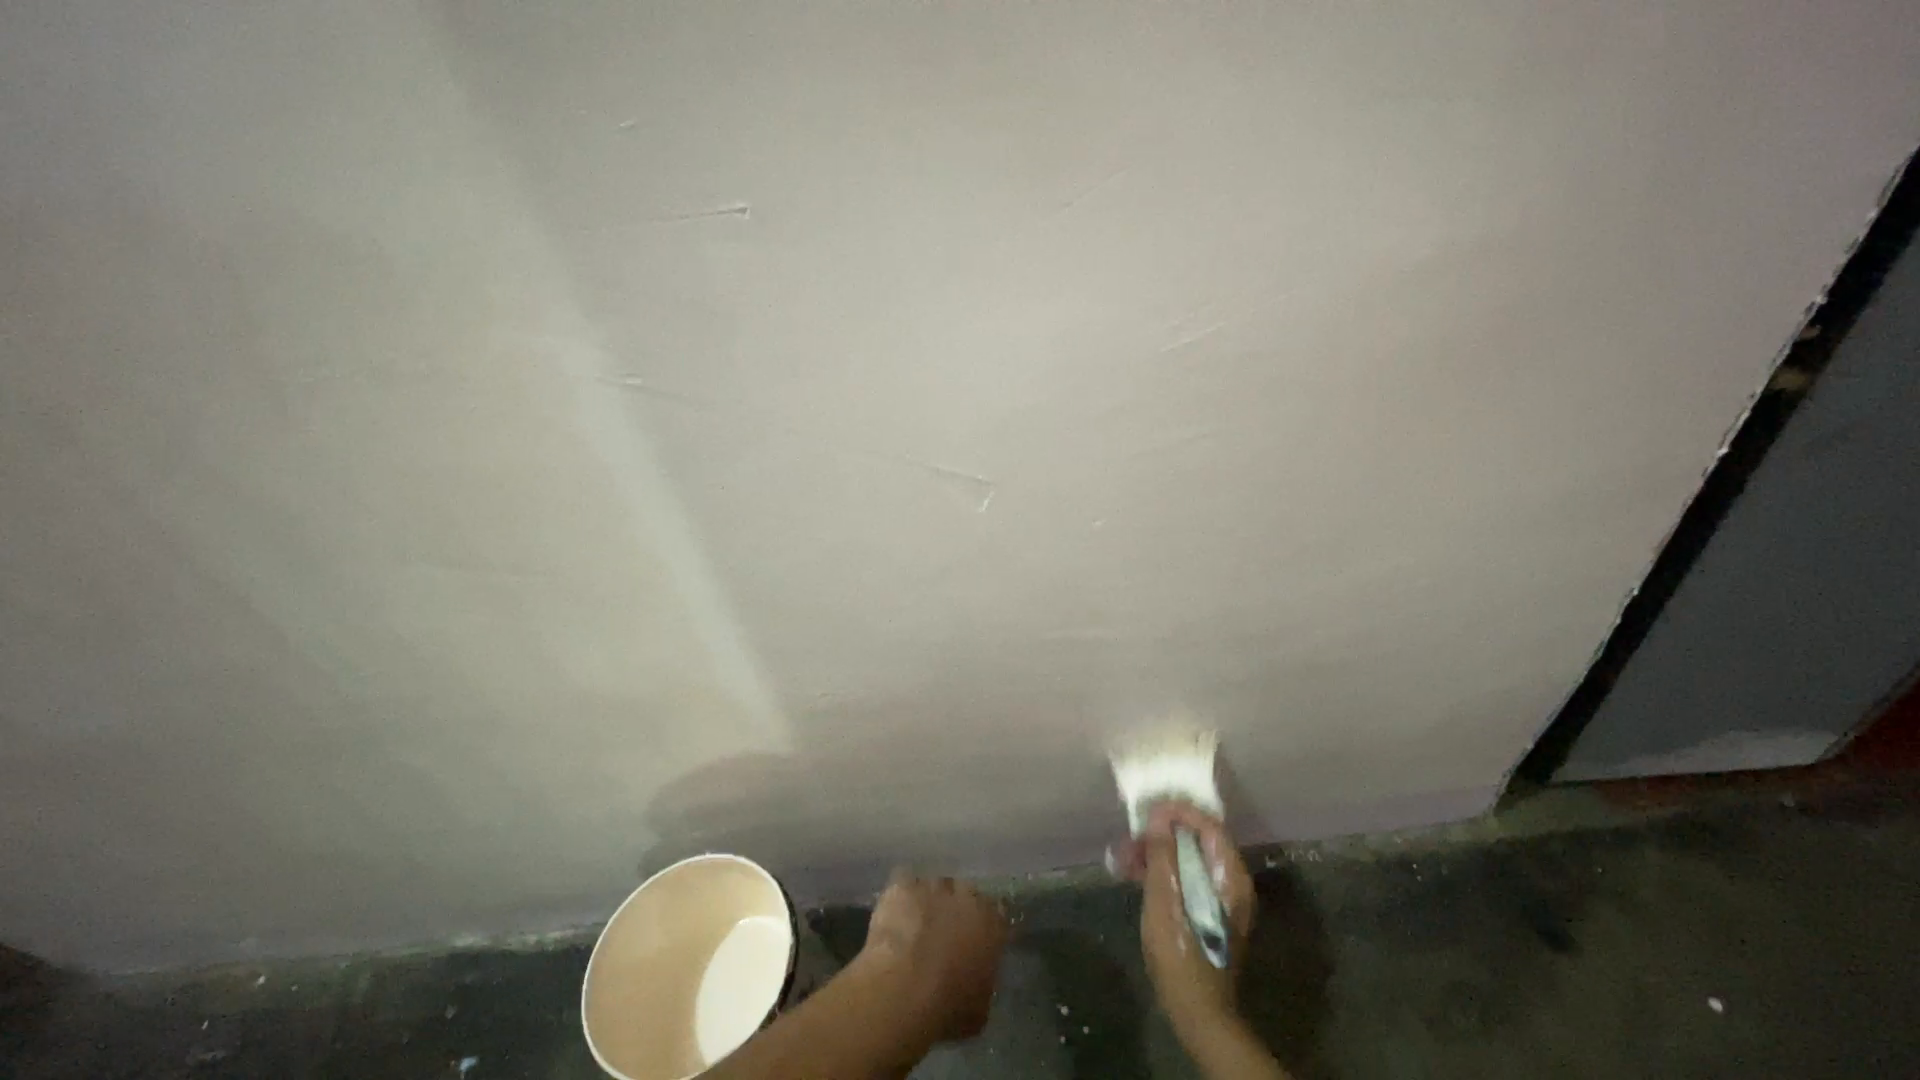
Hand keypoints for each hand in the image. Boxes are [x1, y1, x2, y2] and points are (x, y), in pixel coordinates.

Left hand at [854, 868, 1009, 1045]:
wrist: (905, 991)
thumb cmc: (949, 1007)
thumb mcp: (980, 1008)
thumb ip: (982, 981)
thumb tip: (976, 979)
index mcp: (993, 925)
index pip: (996, 912)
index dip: (982, 924)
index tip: (972, 938)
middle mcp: (968, 896)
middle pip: (965, 891)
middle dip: (955, 906)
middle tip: (942, 929)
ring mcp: (934, 886)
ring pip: (934, 885)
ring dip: (927, 899)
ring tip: (914, 921)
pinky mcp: (903, 885)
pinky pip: (904, 882)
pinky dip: (900, 895)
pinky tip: (893, 912)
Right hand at [1111, 801, 1255, 1038]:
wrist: (1199, 1013)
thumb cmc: (1181, 956)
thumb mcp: (1164, 902)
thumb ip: (1163, 856)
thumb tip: (1159, 817)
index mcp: (1230, 878)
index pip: (1210, 826)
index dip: (1179, 812)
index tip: (1148, 810)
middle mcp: (1233, 883)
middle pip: (1200, 841)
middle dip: (1162, 833)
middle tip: (1129, 837)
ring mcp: (1223, 899)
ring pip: (1191, 859)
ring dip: (1158, 853)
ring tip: (1123, 857)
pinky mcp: (1211, 913)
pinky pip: (1188, 878)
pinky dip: (1164, 872)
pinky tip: (1134, 876)